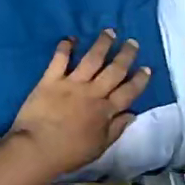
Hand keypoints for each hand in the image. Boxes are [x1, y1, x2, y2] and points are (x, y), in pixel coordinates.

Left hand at [6, 31, 152, 176]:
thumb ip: (116, 129)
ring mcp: (72, 84)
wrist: (37, 148)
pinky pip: (60, 59)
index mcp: (106, 111)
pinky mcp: (50, 80)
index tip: (146, 68)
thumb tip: (132, 114)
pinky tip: (70, 38)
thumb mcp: (99, 147)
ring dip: (102, 44)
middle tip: (132, 42)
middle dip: (126, 55)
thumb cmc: (68, 153)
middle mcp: (92, 93)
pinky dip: (65, 47)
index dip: (140, 80)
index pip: (128, 92)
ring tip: (109, 32)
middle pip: (114, 70)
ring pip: (92, 59)